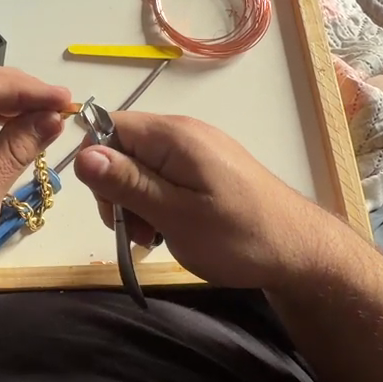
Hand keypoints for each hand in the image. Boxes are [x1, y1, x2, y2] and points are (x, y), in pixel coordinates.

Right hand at [71, 112, 363, 289]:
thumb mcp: (175, 215)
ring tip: (156, 235)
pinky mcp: (204, 167)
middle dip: (116, 190)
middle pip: (120, 148)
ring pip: (138, 166)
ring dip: (135, 202)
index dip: (97, 165)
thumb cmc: (237, 236)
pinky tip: (170, 227)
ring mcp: (195, 150)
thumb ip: (127, 183)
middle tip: (139, 231)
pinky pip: (161, 176)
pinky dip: (156, 202)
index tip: (113, 206)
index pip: (106, 127)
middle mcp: (181, 133)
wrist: (302, 254)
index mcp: (172, 136)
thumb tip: (80, 154)